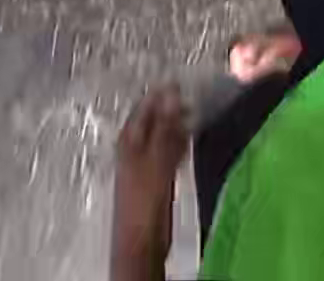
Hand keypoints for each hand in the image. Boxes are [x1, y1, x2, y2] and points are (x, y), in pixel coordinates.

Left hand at [111, 84, 187, 280]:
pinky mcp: (154, 175)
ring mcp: (143, 160)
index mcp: (129, 137)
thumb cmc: (145, 197)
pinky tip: (188, 140)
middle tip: (192, 98)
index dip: (162, 92)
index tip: (182, 81)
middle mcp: (134, 144)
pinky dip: (176, 142)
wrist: (141, 242)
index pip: (146, 105)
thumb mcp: (157, 158)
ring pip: (161, 133)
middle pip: (153, 118)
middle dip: (171, 108)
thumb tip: (172, 92)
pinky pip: (166, 150)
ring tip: (194, 115)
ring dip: (176, 125)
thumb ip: (165, 126)